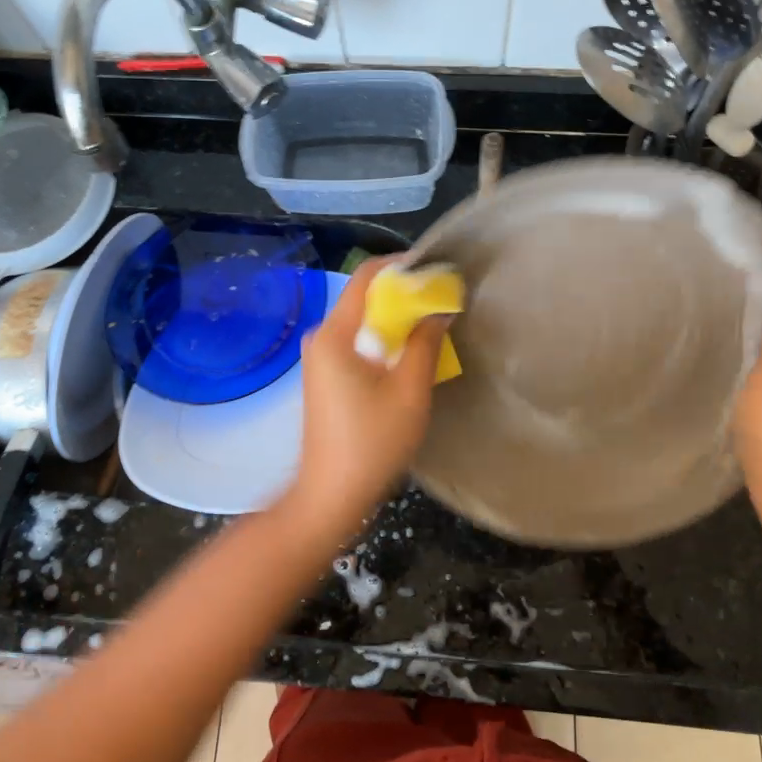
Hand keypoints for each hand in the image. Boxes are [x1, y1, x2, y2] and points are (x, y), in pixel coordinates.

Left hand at [290, 257, 451, 521]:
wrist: (329, 495)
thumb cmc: (371, 443)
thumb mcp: (410, 391)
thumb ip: (425, 342)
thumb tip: (439, 309)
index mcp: (335, 334)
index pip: (367, 277)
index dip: (402, 266)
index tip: (436, 270)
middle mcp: (320, 337)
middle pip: (364, 297)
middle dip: (404, 294)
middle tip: (443, 300)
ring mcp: (319, 358)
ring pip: (362, 321)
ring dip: (396, 319)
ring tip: (433, 325)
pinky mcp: (324, 376)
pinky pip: (357, 342)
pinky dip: (383, 340)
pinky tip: (409, 355)